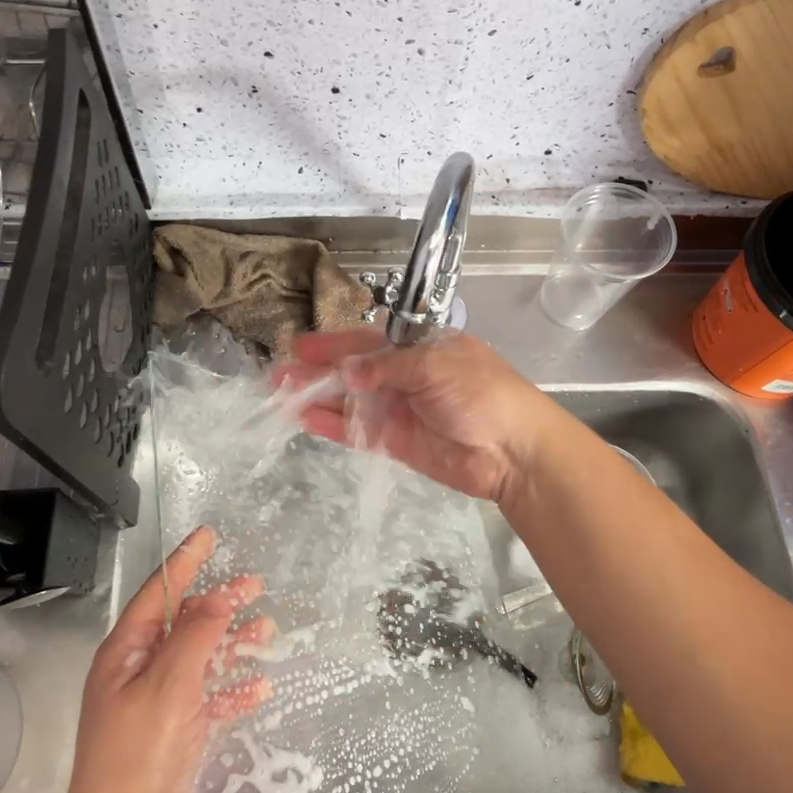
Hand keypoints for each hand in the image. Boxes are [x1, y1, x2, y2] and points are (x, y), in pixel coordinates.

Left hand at [37, 528, 272, 792]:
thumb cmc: (135, 757)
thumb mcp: (167, 688)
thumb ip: (196, 637)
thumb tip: (220, 595)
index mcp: (126, 651)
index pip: (159, 592)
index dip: (185, 561)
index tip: (208, 534)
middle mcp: (140, 669)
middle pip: (185, 623)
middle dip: (220, 603)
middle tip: (256, 585)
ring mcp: (157, 702)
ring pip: (201, 659)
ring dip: (233, 645)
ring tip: (267, 634)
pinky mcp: (174, 732)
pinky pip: (208, 700)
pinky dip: (232, 691)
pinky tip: (258, 689)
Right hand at [272, 328, 562, 502]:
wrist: (513, 451)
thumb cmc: (482, 394)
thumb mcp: (437, 365)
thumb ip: (387, 367)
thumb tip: (347, 372)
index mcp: (419, 348)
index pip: (367, 341)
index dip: (334, 343)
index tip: (300, 346)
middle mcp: (404, 376)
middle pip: (351, 371)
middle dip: (316, 370)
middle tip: (278, 373)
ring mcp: (397, 410)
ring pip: (348, 401)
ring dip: (316, 397)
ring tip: (280, 394)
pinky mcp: (394, 443)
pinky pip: (356, 431)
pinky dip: (330, 425)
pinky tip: (303, 420)